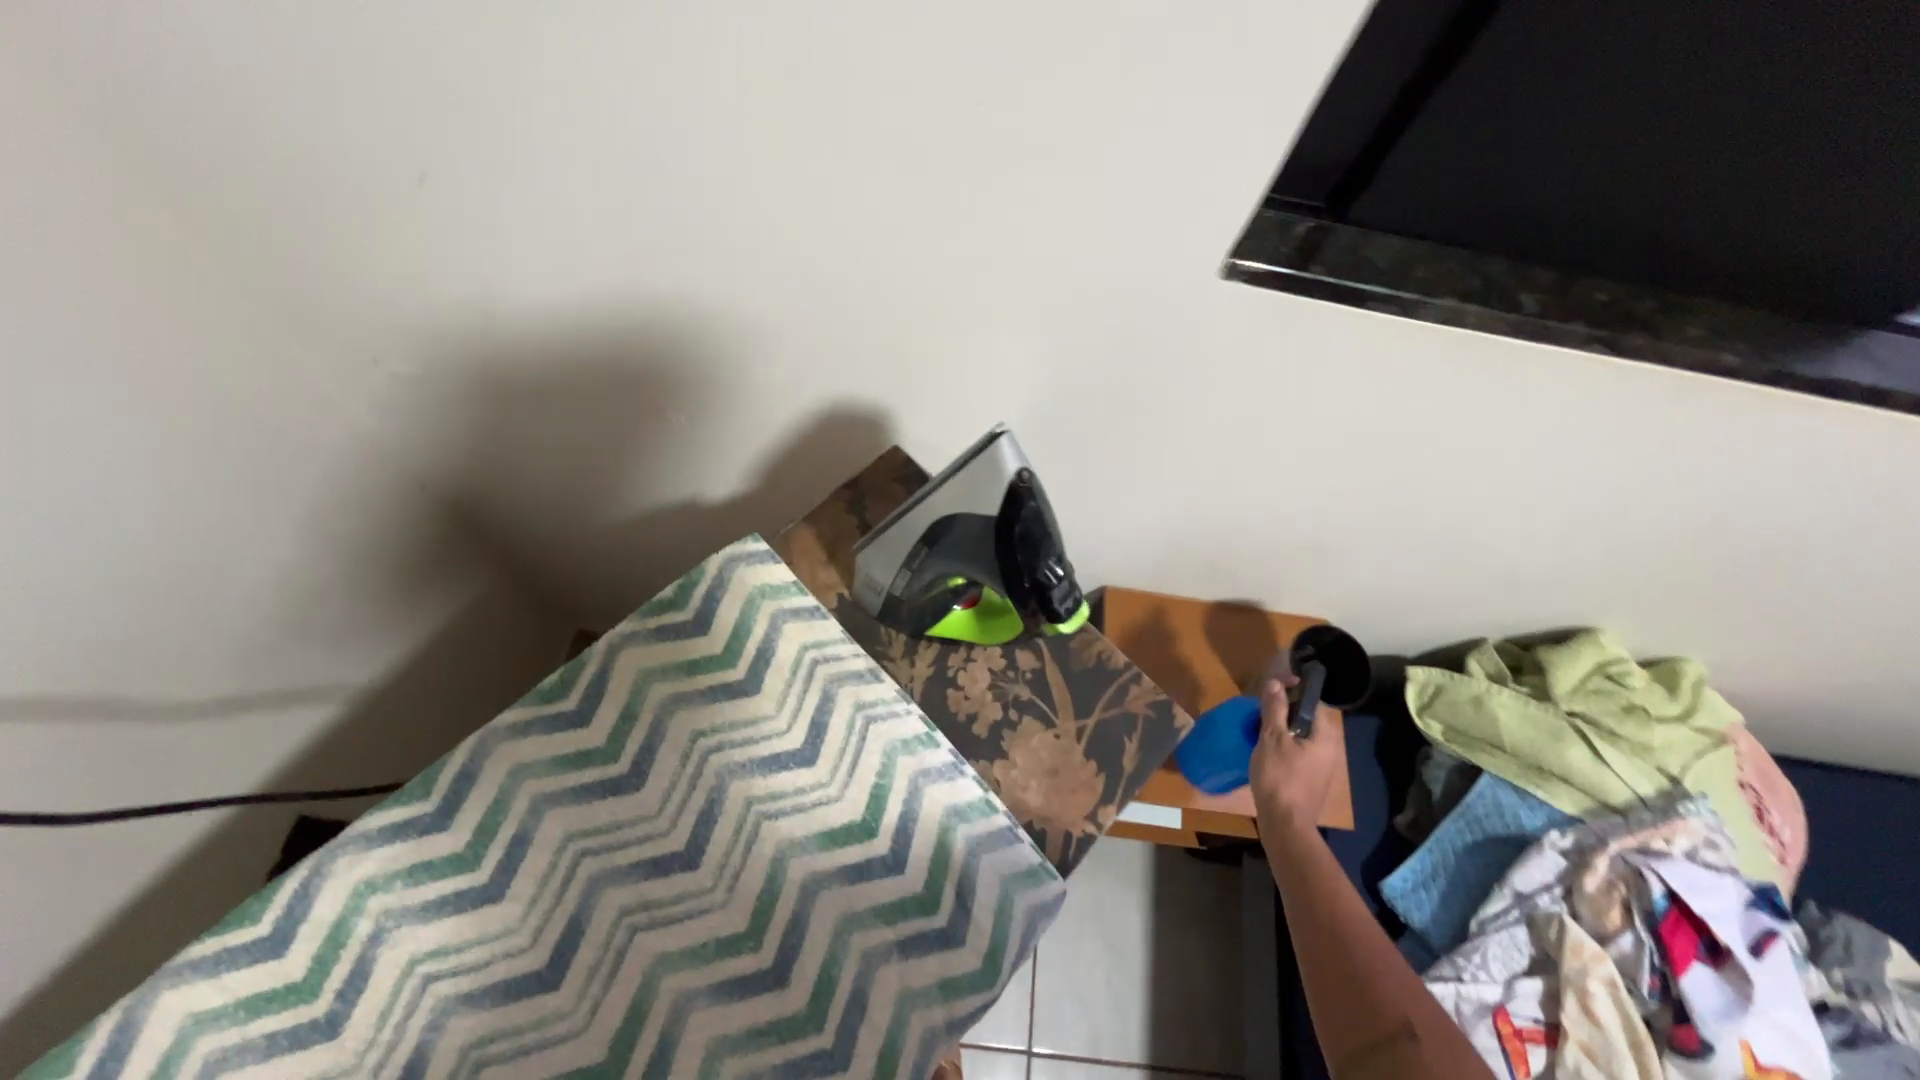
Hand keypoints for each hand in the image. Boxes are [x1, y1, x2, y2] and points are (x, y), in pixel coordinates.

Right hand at [1248, 672, 1340, 838]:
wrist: (1286, 824)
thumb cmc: (1280, 777)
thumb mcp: (1272, 738)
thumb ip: (1274, 709)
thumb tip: (1275, 683)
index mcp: (1325, 736)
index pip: (1314, 702)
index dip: (1295, 691)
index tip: (1273, 689)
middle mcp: (1330, 749)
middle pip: (1308, 720)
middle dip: (1285, 712)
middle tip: (1261, 711)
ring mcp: (1322, 767)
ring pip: (1302, 737)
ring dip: (1282, 730)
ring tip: (1259, 730)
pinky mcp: (1312, 780)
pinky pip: (1299, 753)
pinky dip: (1284, 747)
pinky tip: (1266, 753)